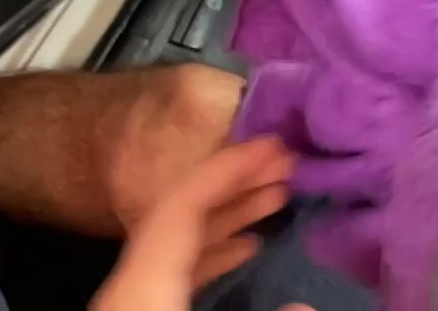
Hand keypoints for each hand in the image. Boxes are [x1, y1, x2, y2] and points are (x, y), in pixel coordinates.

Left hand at [92, 136, 296, 310]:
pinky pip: (179, 268)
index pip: (185, 198)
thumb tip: (304, 301)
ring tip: (279, 194)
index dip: (229, 164)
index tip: (272, 142)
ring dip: (232, 214)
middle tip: (287, 162)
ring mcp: (133, 295)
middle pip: (187, 211)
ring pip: (185, 240)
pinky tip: (249, 245)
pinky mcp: (140, 306)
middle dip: (238, 182)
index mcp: (142, 281)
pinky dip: (215, 250)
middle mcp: (132, 277)